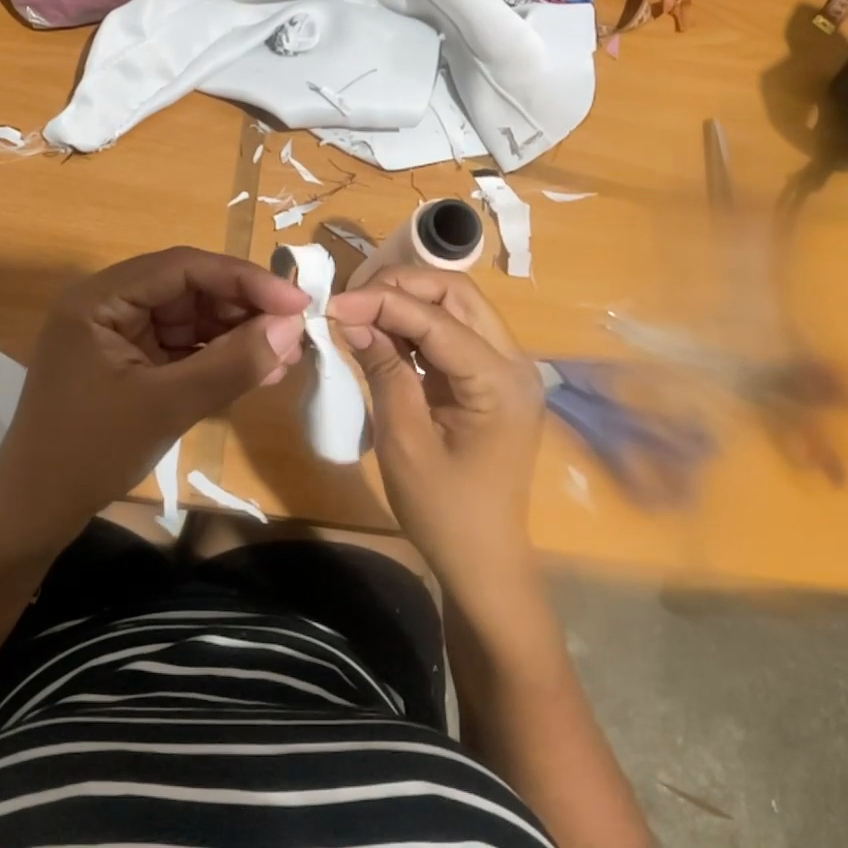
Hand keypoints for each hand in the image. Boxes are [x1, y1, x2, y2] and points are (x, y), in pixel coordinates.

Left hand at [0, 247, 309, 533]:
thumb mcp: (166, 405)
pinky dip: (217, 359)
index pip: (182, 267)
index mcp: (99, 299)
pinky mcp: (128, 366)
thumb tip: (292, 328)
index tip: (296, 301)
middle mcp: (107, 306)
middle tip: (295, 332)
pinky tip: (258, 371)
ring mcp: (117, 336)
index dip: (244, 279)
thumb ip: (231, 364)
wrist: (36, 510)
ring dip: (236, 336)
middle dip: (243, 309)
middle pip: (188, 289)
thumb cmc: (90, 451)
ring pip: (189, 320)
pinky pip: (181, 350)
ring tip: (285, 356)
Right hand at [326, 268, 543, 586]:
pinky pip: (455, 337)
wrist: (482, 560)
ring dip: (409, 303)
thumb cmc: (443, 511)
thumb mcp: (404, 441)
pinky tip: (383, 335)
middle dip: (402, 287)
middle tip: (349, 302)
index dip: (383, 302)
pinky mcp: (490, 383)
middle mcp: (514, 363)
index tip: (333, 304)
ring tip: (359, 313)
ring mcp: (506, 372)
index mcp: (500, 381)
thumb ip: (384, 371)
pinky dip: (418, 328)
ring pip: (458, 310)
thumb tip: (352, 319)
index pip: (438, 318)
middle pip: (458, 296)